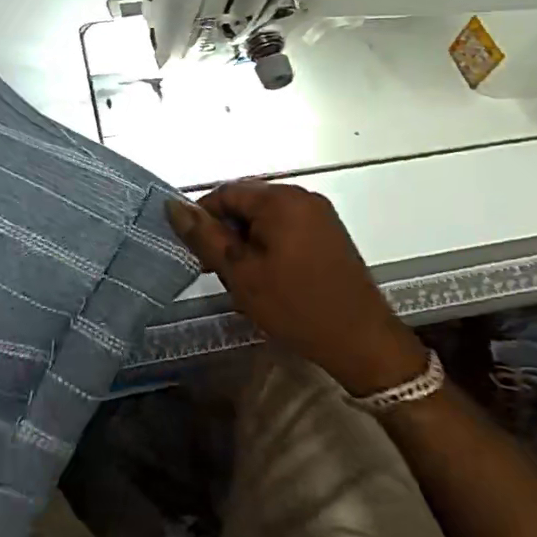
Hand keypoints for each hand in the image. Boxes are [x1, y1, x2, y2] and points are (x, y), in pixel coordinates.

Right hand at [167, 183, 428, 397]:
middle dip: (227, 233)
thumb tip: (173, 206)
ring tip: (244, 281)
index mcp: (280, 200)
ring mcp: (320, 215)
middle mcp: (302, 197)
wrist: (363, 344)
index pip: (225, 192)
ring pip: (265, 219)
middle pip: (246, 203)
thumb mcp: (240, 273)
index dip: (204, 219)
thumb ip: (204, 236)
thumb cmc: (296, 307)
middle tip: (219, 271)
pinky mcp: (330, 235)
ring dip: (247, 243)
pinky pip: (286, 229)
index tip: (198, 252)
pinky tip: (268, 280)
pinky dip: (269, 247)